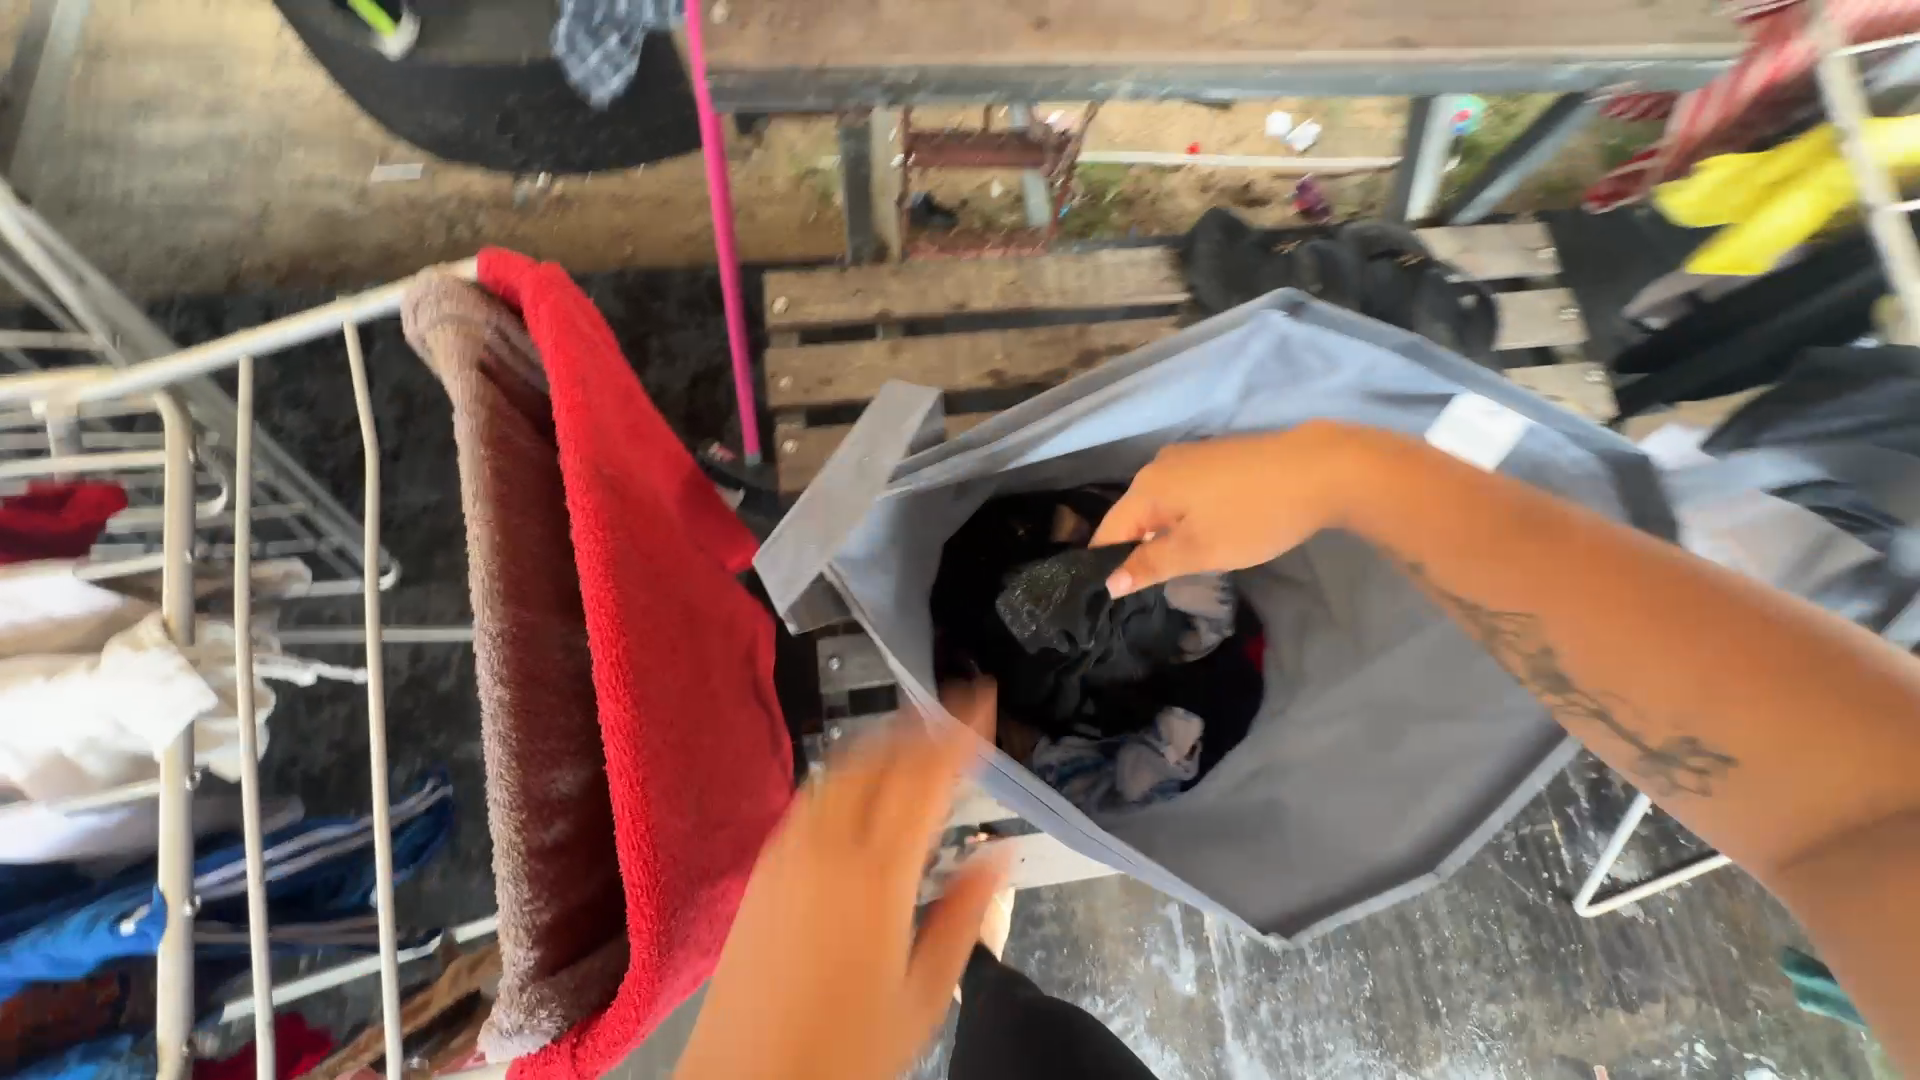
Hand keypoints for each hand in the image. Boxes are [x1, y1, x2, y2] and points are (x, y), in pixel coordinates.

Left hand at [674, 680, 1007, 1079]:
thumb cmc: (845, 1051)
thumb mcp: (924, 997)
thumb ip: (963, 916)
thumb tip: (998, 854)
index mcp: (877, 875)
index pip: (925, 777)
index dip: (958, 732)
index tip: (980, 700)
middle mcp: (829, 845)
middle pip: (881, 757)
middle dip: (922, 725)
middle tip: (956, 712)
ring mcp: (790, 850)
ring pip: (843, 767)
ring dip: (884, 740)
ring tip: (916, 734)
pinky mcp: (765, 864)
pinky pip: (814, 794)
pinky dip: (848, 769)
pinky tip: (863, 781)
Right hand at [1092, 421, 1385, 595]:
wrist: (1324, 470)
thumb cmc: (1254, 515)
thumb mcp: (1199, 550)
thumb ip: (1150, 565)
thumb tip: (1109, 583)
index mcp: (1146, 487)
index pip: (1108, 532)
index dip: (1109, 565)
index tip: (1122, 595)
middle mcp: (1157, 465)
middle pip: (1132, 516)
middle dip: (1140, 549)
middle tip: (1162, 583)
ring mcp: (1187, 456)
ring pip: (1160, 505)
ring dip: (1166, 533)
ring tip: (1189, 561)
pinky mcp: (1213, 455)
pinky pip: (1182, 492)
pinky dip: (1186, 515)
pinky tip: (1212, 530)